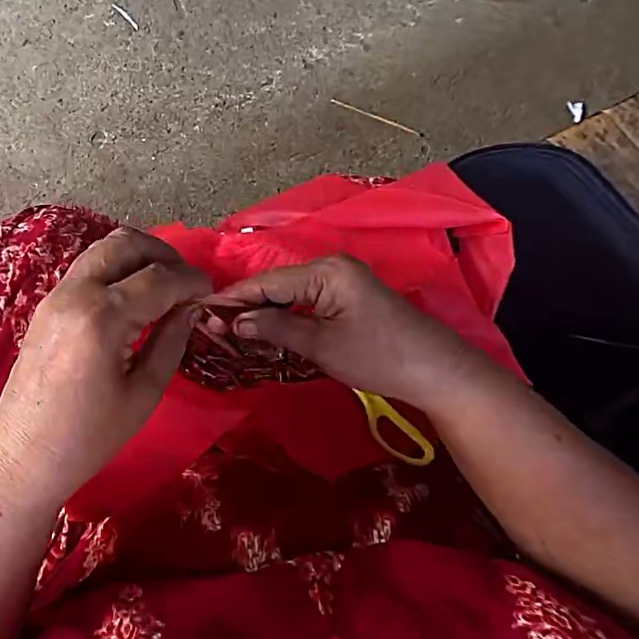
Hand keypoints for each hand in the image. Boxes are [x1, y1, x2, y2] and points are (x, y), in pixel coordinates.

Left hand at [0, 228, 210, 509]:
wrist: (24, 456)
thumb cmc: (88, 437)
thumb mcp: (143, 393)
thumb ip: (170, 341)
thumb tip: (190, 309)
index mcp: (102, 317)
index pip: (158, 278)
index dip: (192, 280)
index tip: (212, 291)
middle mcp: (75, 294)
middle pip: (125, 245)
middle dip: (163, 253)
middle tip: (187, 279)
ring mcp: (54, 296)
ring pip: (101, 251)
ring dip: (137, 256)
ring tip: (164, 283)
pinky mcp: (44, 306)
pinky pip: (85, 269)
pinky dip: (113, 269)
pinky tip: (132, 295)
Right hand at [203, 255, 492, 406]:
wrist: (437, 372)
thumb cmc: (378, 357)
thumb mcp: (320, 345)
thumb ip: (273, 328)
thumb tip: (233, 321)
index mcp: (325, 271)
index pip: (266, 282)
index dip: (233, 298)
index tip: (200, 310)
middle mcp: (330, 266)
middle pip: (275, 284)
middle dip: (244, 305)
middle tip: (212, 325)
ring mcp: (341, 279)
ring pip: (287, 292)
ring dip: (262, 310)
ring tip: (231, 328)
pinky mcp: (346, 295)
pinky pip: (304, 299)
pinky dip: (283, 314)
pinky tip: (265, 328)